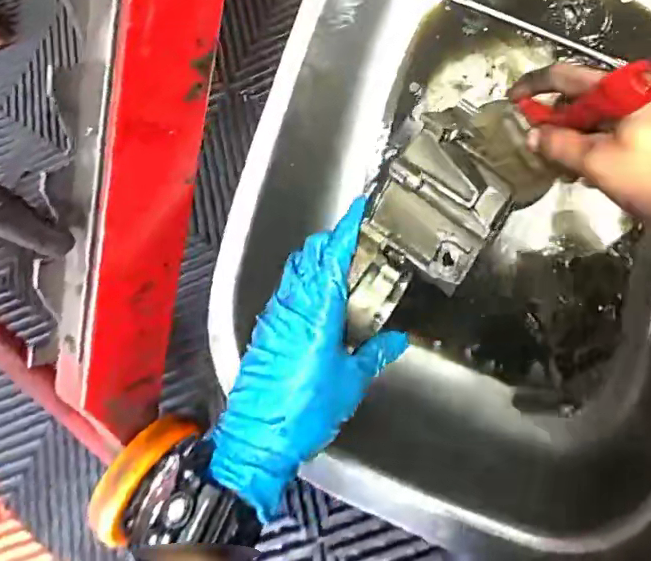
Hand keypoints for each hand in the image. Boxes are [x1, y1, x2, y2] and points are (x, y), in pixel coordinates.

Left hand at [207, 197, 408, 519]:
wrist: (255, 442)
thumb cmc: (302, 411)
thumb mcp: (349, 381)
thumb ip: (374, 354)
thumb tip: (394, 341)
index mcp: (318, 307)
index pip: (333, 253)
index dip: (347, 226)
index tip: (359, 207)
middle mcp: (293, 302)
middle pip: (311, 252)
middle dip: (332, 238)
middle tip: (356, 239)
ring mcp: (276, 313)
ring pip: (297, 267)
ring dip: (317, 258)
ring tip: (341, 267)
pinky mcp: (266, 328)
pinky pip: (287, 289)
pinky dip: (304, 280)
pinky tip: (319, 299)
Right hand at [509, 63, 650, 227]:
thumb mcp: (601, 164)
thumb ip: (561, 145)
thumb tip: (533, 133)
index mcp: (620, 89)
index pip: (564, 75)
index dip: (533, 85)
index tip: (512, 99)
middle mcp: (635, 93)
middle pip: (582, 96)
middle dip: (554, 117)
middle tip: (535, 143)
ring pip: (600, 116)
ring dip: (576, 135)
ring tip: (562, 164)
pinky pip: (618, 130)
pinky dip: (597, 144)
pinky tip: (593, 171)